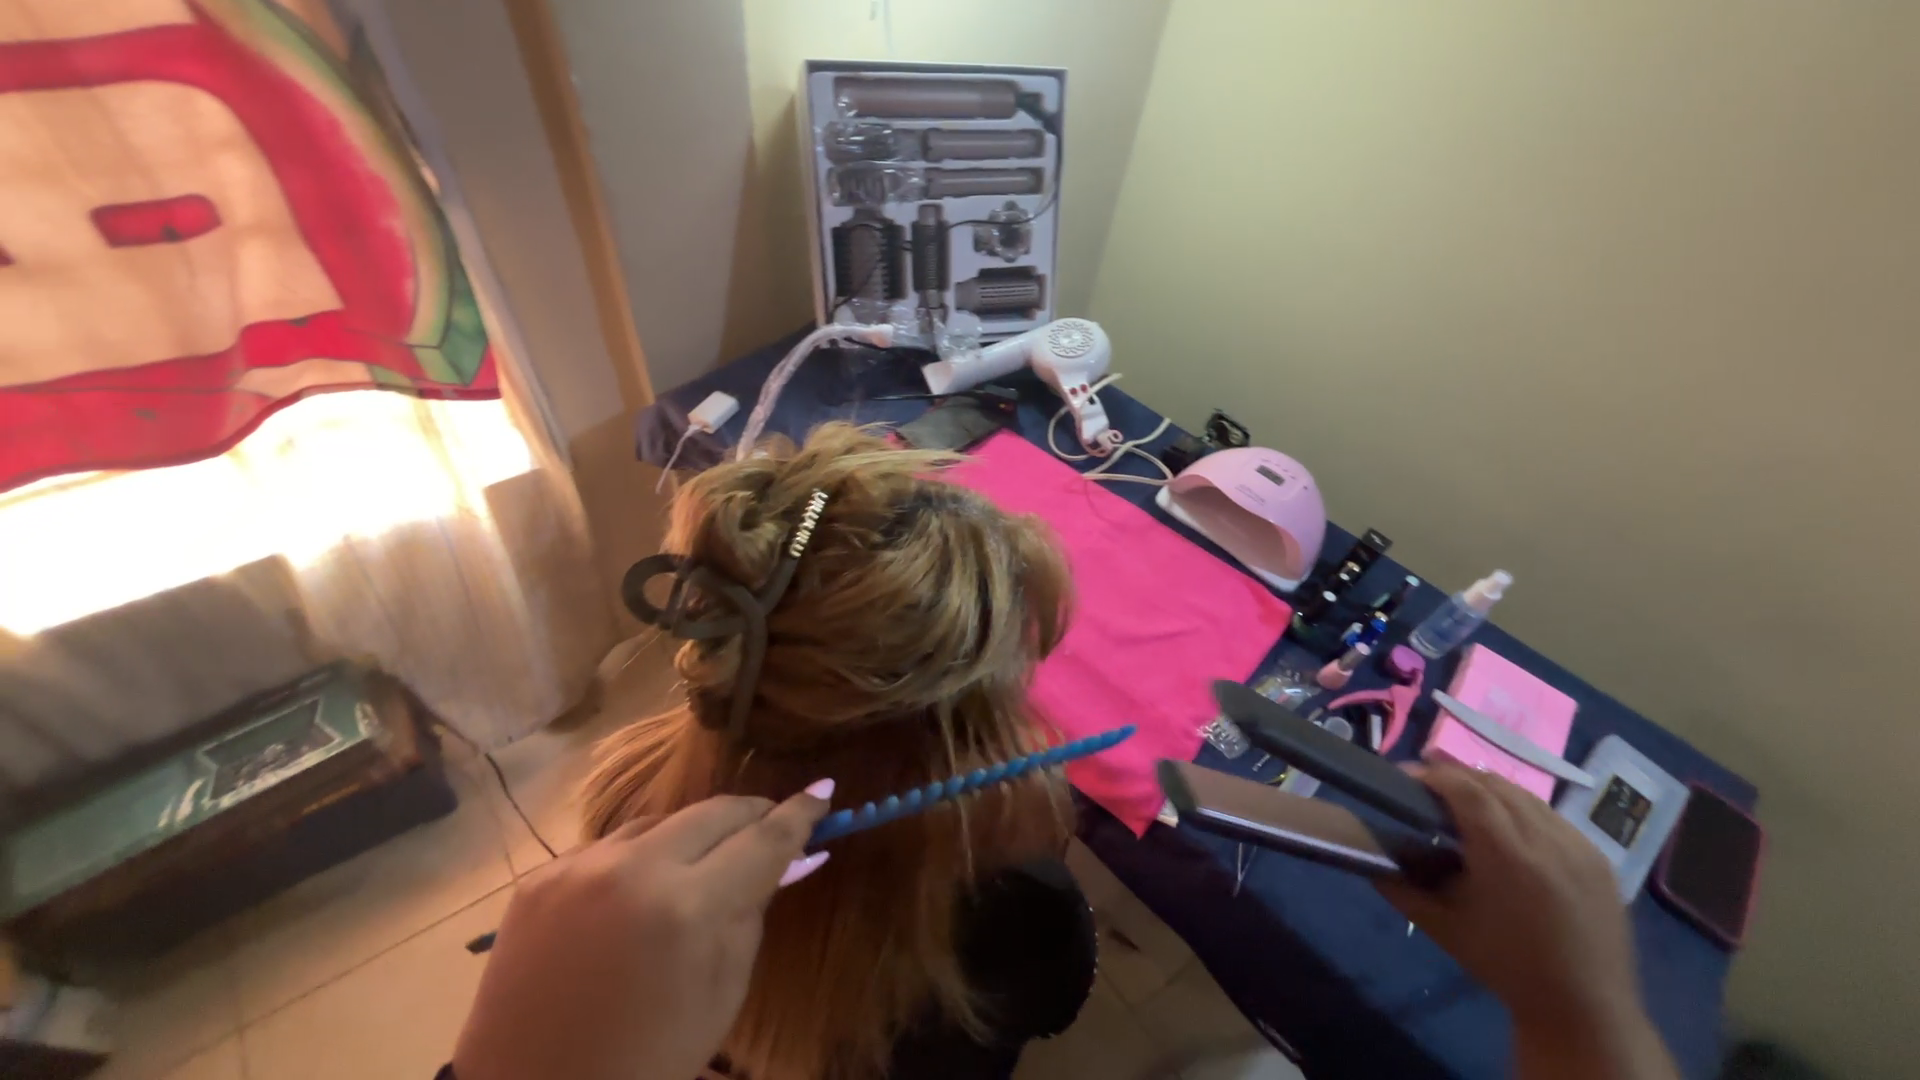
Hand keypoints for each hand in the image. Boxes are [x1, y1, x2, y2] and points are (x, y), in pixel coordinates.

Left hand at [452, 783, 833, 1079]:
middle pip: (716, 811)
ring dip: (693, 836)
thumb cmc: (649, 1061)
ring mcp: (579, 868)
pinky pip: (612, 846)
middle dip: (752, 814)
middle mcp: (634, 870)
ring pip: (663, 821)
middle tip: (772, 825)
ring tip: (702, 867)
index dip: (800, 812)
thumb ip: (756, 907)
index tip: (823, 790)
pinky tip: (640, 893)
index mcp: (689, 910)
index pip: (764, 839)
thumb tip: (797, 853)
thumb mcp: (724, 989)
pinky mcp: (540, 877)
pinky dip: (639, 859)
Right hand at [1375, 764, 1636, 1029]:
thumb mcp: (1441, 927)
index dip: (1433, 774)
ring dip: (1490, 790)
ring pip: (1527, 796)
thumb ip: (1400, 888)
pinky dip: (1522, 809)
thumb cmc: (1504, 965)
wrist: (1584, 1008)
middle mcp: (1547, 841)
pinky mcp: (1600, 858)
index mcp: (1506, 855)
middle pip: (1496, 784)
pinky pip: (1553, 817)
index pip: (1467, 789)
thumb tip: (1367, 859)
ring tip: (1465, 802)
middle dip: (1458, 777)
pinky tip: (1508, 829)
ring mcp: (1580, 847)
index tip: (1405, 776)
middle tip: (1428, 786)